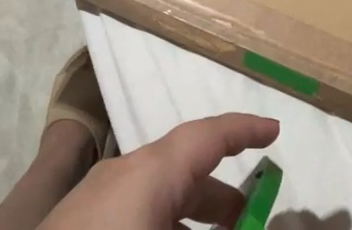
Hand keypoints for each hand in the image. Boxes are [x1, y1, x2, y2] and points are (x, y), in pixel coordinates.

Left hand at [38, 113, 279, 229]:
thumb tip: (244, 223)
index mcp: (149, 172)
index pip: (206, 136)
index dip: (244, 131)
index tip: (276, 132)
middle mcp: (122, 175)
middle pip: (183, 170)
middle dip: (222, 196)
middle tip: (255, 219)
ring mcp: (93, 200)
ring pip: (157, 197)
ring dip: (192, 219)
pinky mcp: (76, 224)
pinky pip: (132, 215)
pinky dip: (163, 225)